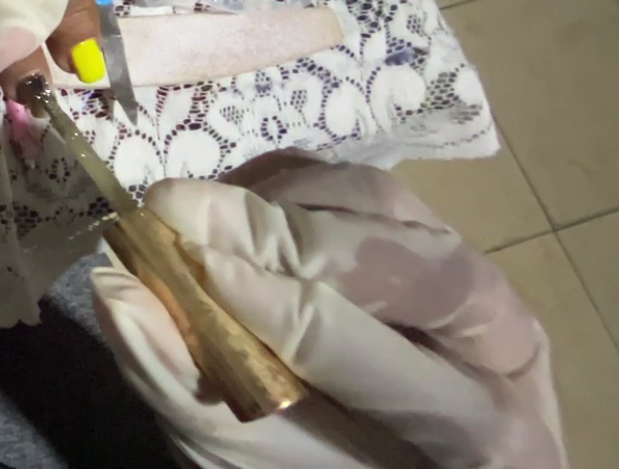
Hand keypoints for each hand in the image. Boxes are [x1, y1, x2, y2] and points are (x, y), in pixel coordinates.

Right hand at [91, 157, 564, 468]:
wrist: (335, 435)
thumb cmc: (290, 456)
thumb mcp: (234, 448)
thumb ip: (178, 376)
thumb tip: (117, 292)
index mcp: (484, 440)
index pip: (382, 357)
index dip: (278, 306)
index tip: (190, 262)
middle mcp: (501, 347)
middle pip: (416, 265)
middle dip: (282, 235)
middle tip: (177, 209)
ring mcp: (463, 276)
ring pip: (384, 203)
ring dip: (279, 199)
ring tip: (198, 213)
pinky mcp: (412, 227)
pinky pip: (352, 179)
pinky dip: (280, 178)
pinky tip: (230, 203)